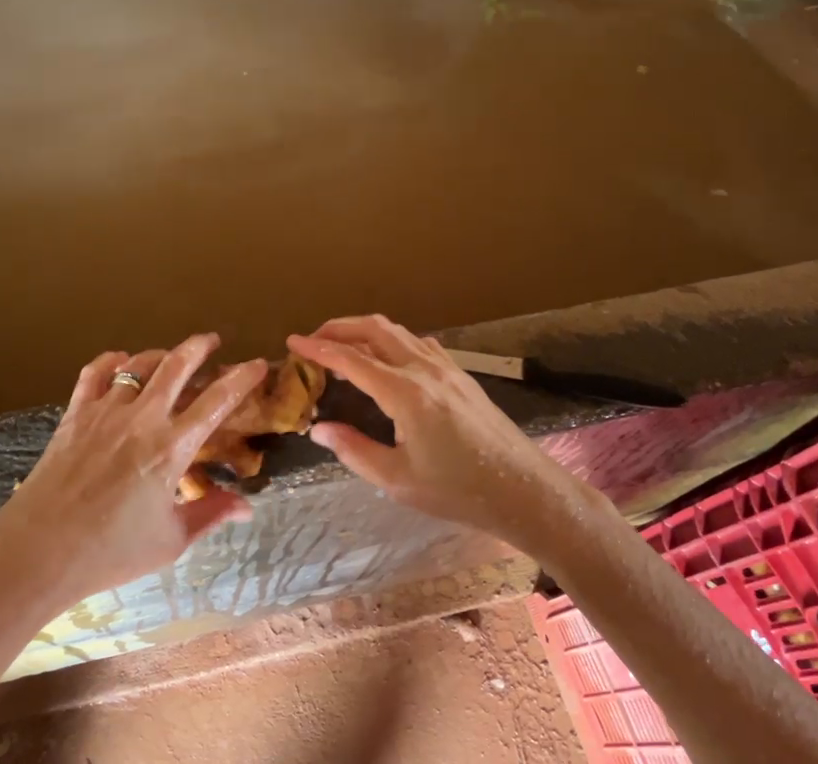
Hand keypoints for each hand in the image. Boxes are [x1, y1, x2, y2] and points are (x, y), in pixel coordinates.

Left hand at [0, 334, 265, 606]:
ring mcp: (104, 412)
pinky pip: (94, 373)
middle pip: (177, 365)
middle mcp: (141, 419)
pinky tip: (120, 363)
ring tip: (170, 357)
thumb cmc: (111, 552)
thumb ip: (210, 514)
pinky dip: (111, 362)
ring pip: (138, 364)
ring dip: (159, 355)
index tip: (258, 364)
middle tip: (213, 341)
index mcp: (171, 449)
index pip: (217, 402)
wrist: (39, 551)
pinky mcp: (74, 415)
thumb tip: (246, 506)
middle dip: (200, 347)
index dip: (242, 379)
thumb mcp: (170, 541)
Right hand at [289, 316, 567, 542]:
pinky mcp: (461, 376)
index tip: (293, 342)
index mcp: (405, 394)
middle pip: (375, 330)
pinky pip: (419, 344)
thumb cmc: (459, 491)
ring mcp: (447, 369)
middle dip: (340, 327)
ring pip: (398, 332)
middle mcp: (424, 370)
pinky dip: (392, 341)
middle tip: (313, 339)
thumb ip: (354, 451)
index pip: (351, 359)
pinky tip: (387, 359)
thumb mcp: (397, 480)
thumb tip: (319, 428)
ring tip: (342, 346)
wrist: (525, 491)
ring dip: (365, 331)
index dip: (318, 348)